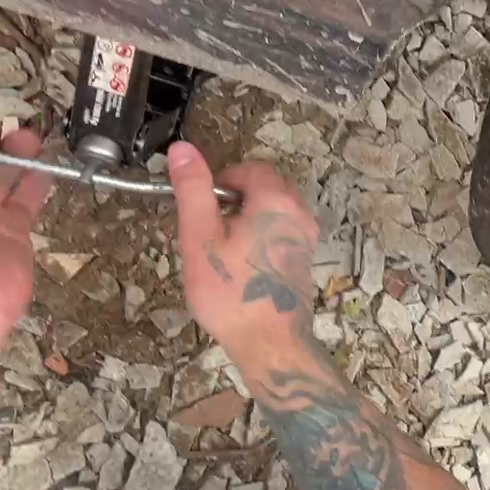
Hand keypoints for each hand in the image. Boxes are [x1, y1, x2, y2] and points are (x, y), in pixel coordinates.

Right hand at [165, 142, 319, 359]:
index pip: (252, 168)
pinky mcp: (305, 258)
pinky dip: (262, 233)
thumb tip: (183, 149)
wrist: (269, 340)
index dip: (223, 179)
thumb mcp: (200, 237)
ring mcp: (306, 237)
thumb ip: (193, 190)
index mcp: (277, 201)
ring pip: (277, 209)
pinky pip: (283, 231)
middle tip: (210, 225)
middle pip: (268, 186)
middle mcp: (300, 214)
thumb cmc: (230, 291)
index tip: (203, 204)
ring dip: (250, 215)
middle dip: (238, 196)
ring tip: (223, 246)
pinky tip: (242, 262)